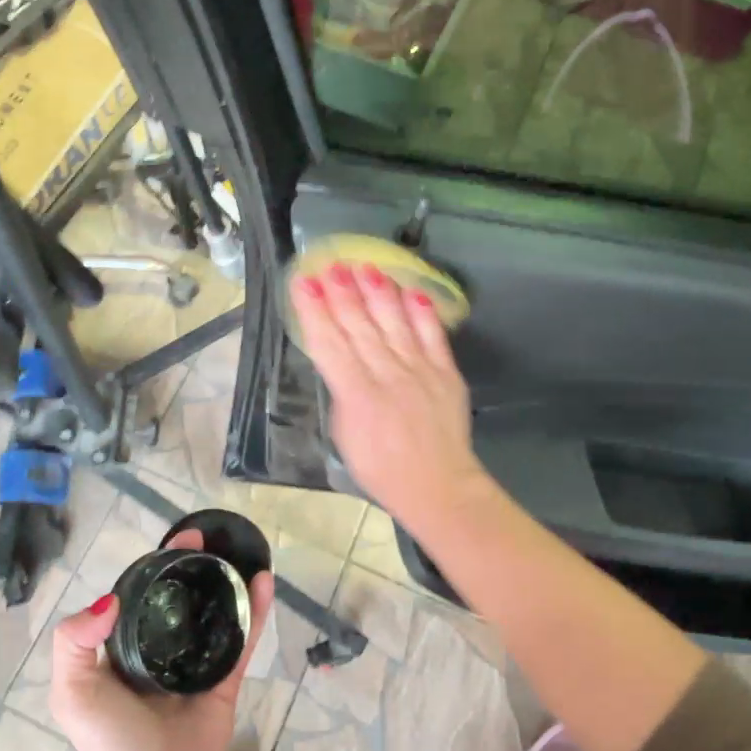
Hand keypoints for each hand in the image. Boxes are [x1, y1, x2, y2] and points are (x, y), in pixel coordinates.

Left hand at [50, 528, 275, 750]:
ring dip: (228, 581)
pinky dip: (256, 610)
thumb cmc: (109, 741)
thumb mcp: (72, 690)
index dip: (158, 566)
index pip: (143, 596)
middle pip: (182, 598)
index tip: (174, 541)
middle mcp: (163, 650)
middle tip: (206, 538)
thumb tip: (109, 599)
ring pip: (216, 612)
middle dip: (194, 564)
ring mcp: (197, 663)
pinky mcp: (226, 680)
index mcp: (126, 649)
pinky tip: (264, 582)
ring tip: (238, 551)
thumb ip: (74, 641)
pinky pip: (243, 639)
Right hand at [290, 261, 488, 524]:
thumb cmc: (380, 469)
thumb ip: (342, 393)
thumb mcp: (344, 435)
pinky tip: (411, 291)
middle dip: (343, 292)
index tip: (304, 282)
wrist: (437, 485)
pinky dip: (422, 312)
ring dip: (379, 292)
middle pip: (360, 325)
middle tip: (332, 264)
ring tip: (366, 268)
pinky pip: (433, 335)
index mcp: (355, 393)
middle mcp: (386, 374)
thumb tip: (342, 362)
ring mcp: (419, 370)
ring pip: (395, 322)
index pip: (329, 341)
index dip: (314, 309)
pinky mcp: (446, 372)